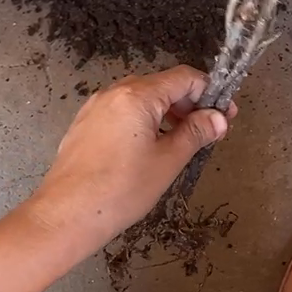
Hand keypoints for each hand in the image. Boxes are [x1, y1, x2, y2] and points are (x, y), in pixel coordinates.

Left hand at [24, 66, 230, 247]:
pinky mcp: (85, 125)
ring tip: (180, 144)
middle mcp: (114, 93)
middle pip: (162, 86)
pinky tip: (149, 150)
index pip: (184, 77)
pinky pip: (122, 113)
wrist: (67, 214)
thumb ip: (196, 133)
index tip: (224, 116)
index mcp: (137, 96)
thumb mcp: (168, 161)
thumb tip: (219, 118)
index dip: (209, 93)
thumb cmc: (121, 189)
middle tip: (207, 132)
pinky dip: (143, 122)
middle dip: (188, 105)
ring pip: (141, 100)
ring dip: (166, 114)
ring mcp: (96, 107)